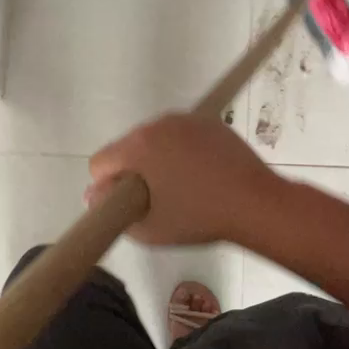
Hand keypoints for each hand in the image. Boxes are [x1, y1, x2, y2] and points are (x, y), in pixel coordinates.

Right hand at [88, 112, 284, 244]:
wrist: (256, 203)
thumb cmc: (199, 219)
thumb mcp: (148, 228)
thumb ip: (111, 211)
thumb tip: (93, 195)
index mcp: (138, 147)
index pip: (100, 162)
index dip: (106, 187)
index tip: (128, 205)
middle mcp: (158, 123)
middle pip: (126, 147)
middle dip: (133, 171)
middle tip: (157, 199)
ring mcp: (186, 119)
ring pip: (153, 139)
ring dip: (156, 160)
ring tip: (181, 187)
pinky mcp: (209, 122)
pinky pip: (180, 135)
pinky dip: (181, 151)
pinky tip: (200, 174)